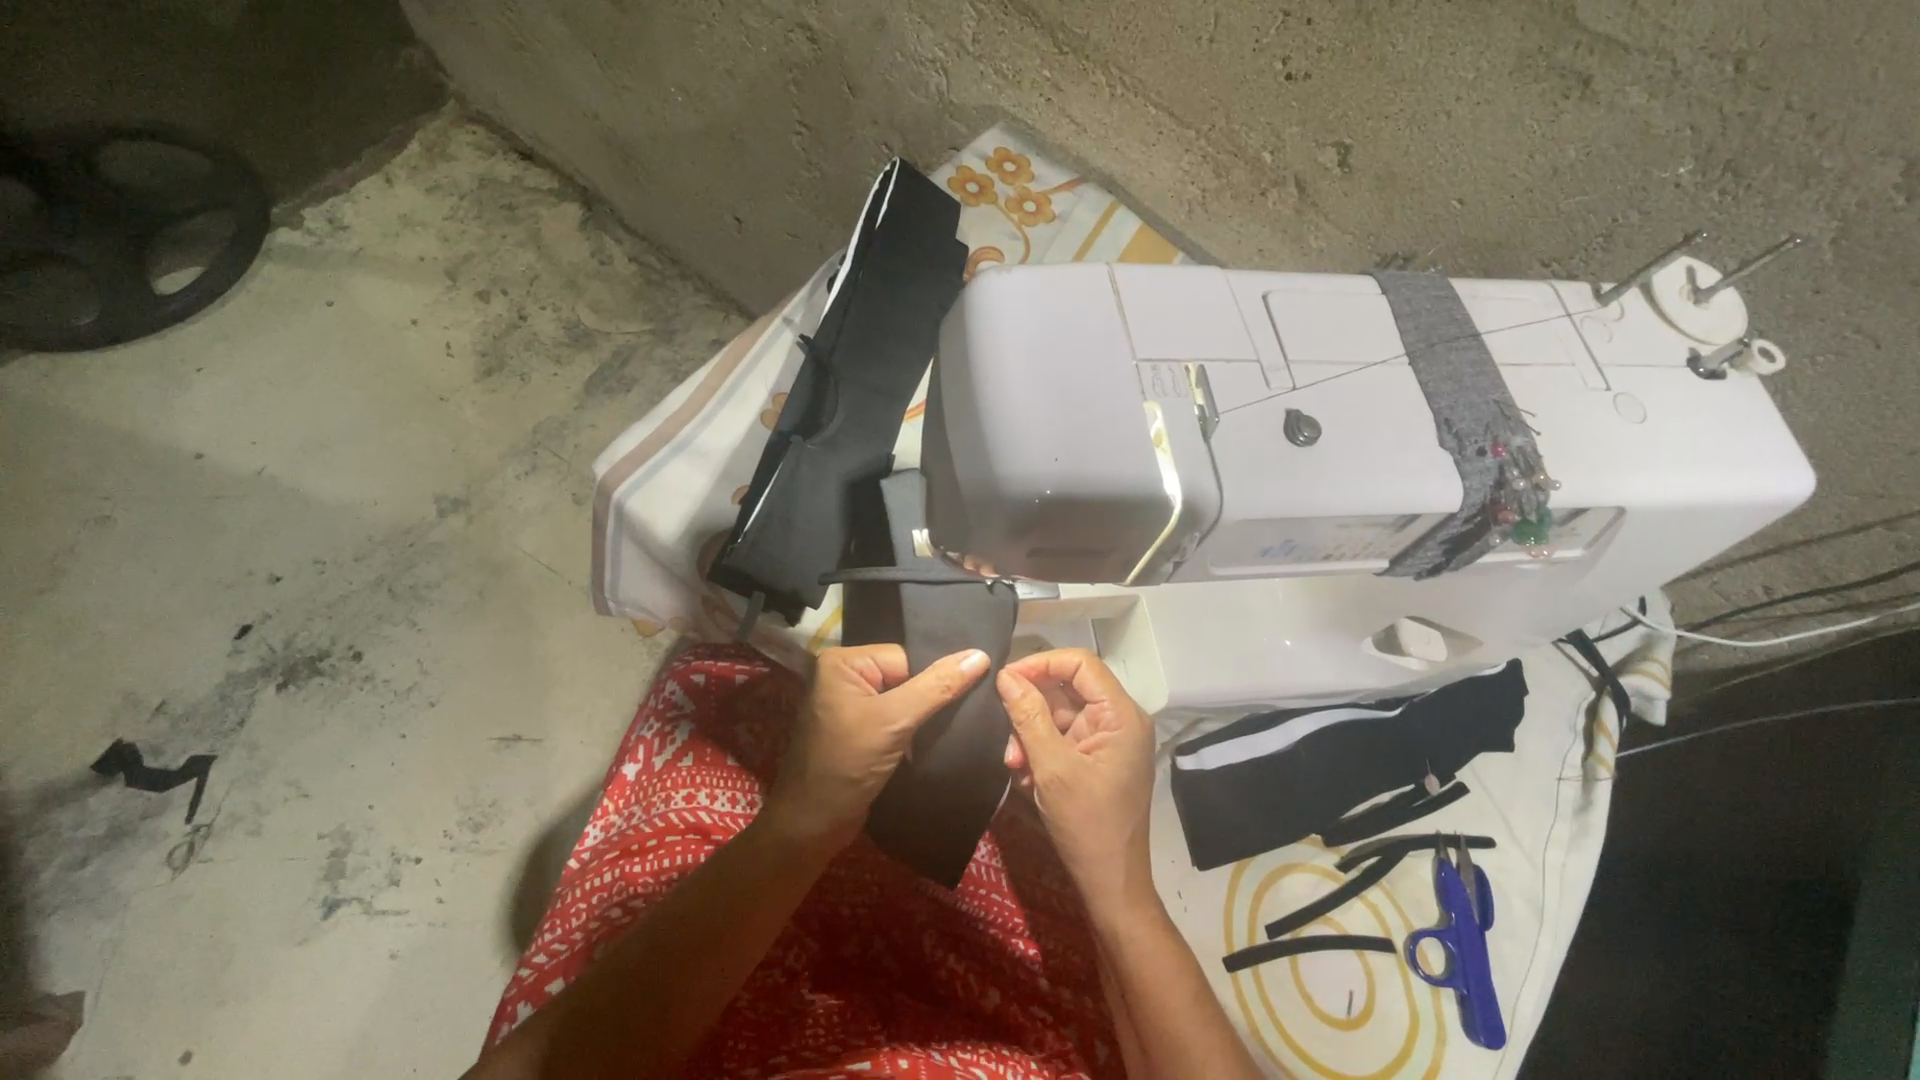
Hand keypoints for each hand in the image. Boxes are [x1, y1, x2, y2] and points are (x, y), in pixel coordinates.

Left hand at [763, 644, 990, 856]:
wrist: (812, 826)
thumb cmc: (846, 767)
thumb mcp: (894, 722)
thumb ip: (937, 687)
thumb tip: (981, 655)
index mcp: (844, 662)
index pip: (907, 656)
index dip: (935, 676)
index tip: (972, 691)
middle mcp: (846, 676)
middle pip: (909, 675)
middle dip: (934, 696)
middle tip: (973, 708)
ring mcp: (854, 705)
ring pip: (908, 699)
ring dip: (929, 716)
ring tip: (961, 725)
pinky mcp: (863, 731)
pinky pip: (899, 719)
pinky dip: (918, 730)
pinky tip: (939, 739)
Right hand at [997, 648, 1157, 909]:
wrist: (1110, 882)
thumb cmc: (1087, 825)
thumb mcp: (1052, 769)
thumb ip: (1028, 717)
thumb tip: (1005, 676)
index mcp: (1121, 715)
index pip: (1080, 664)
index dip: (1040, 664)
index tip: (1004, 680)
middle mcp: (1118, 720)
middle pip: (1066, 690)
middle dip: (1030, 711)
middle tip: (1005, 739)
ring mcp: (1107, 741)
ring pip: (1057, 716)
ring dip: (1030, 736)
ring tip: (1014, 766)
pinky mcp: (1095, 759)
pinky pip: (1061, 739)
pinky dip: (1039, 752)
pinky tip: (1026, 777)